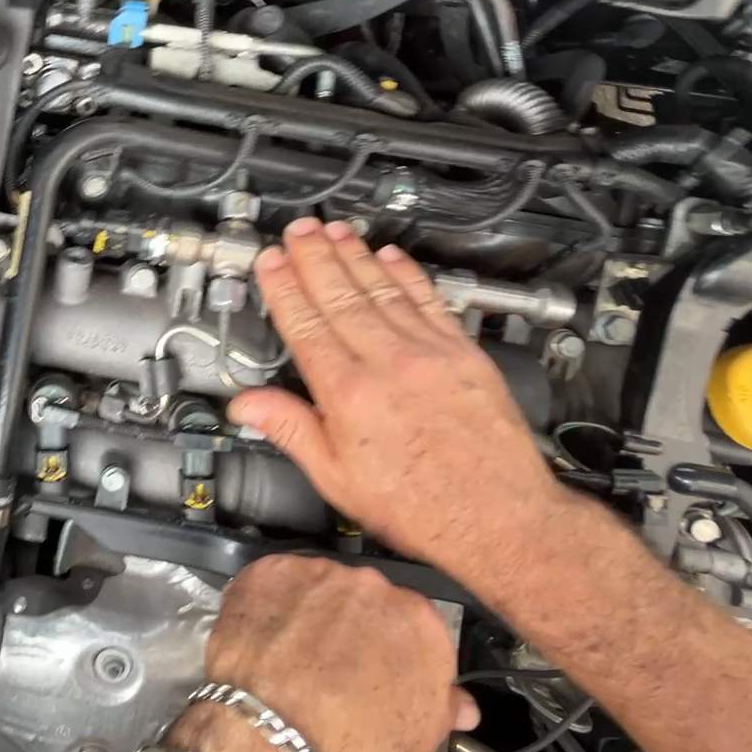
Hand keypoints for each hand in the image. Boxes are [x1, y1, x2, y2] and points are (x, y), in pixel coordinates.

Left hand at [166, 555, 475, 751]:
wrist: (274, 748)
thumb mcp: (416, 747)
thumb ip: (436, 707)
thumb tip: (452, 703)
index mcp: (420, 624)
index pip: (414, 625)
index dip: (394, 651)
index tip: (382, 670)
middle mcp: (369, 588)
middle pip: (362, 601)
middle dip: (350, 628)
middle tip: (332, 670)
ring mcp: (314, 575)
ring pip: (316, 588)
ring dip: (308, 614)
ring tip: (292, 660)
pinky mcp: (265, 573)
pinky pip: (271, 584)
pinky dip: (266, 606)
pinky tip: (264, 642)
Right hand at [226, 218, 567, 575]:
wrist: (504, 521)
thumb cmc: (422, 505)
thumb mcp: (337, 479)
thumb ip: (290, 430)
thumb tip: (248, 406)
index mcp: (349, 394)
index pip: (306, 324)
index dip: (285, 287)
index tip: (273, 261)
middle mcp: (389, 364)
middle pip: (341, 296)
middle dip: (316, 257)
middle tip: (300, 229)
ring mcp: (430, 354)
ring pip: (382, 290)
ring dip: (355, 256)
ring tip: (335, 230)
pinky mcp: (464, 355)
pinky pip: (429, 301)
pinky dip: (407, 274)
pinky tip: (392, 256)